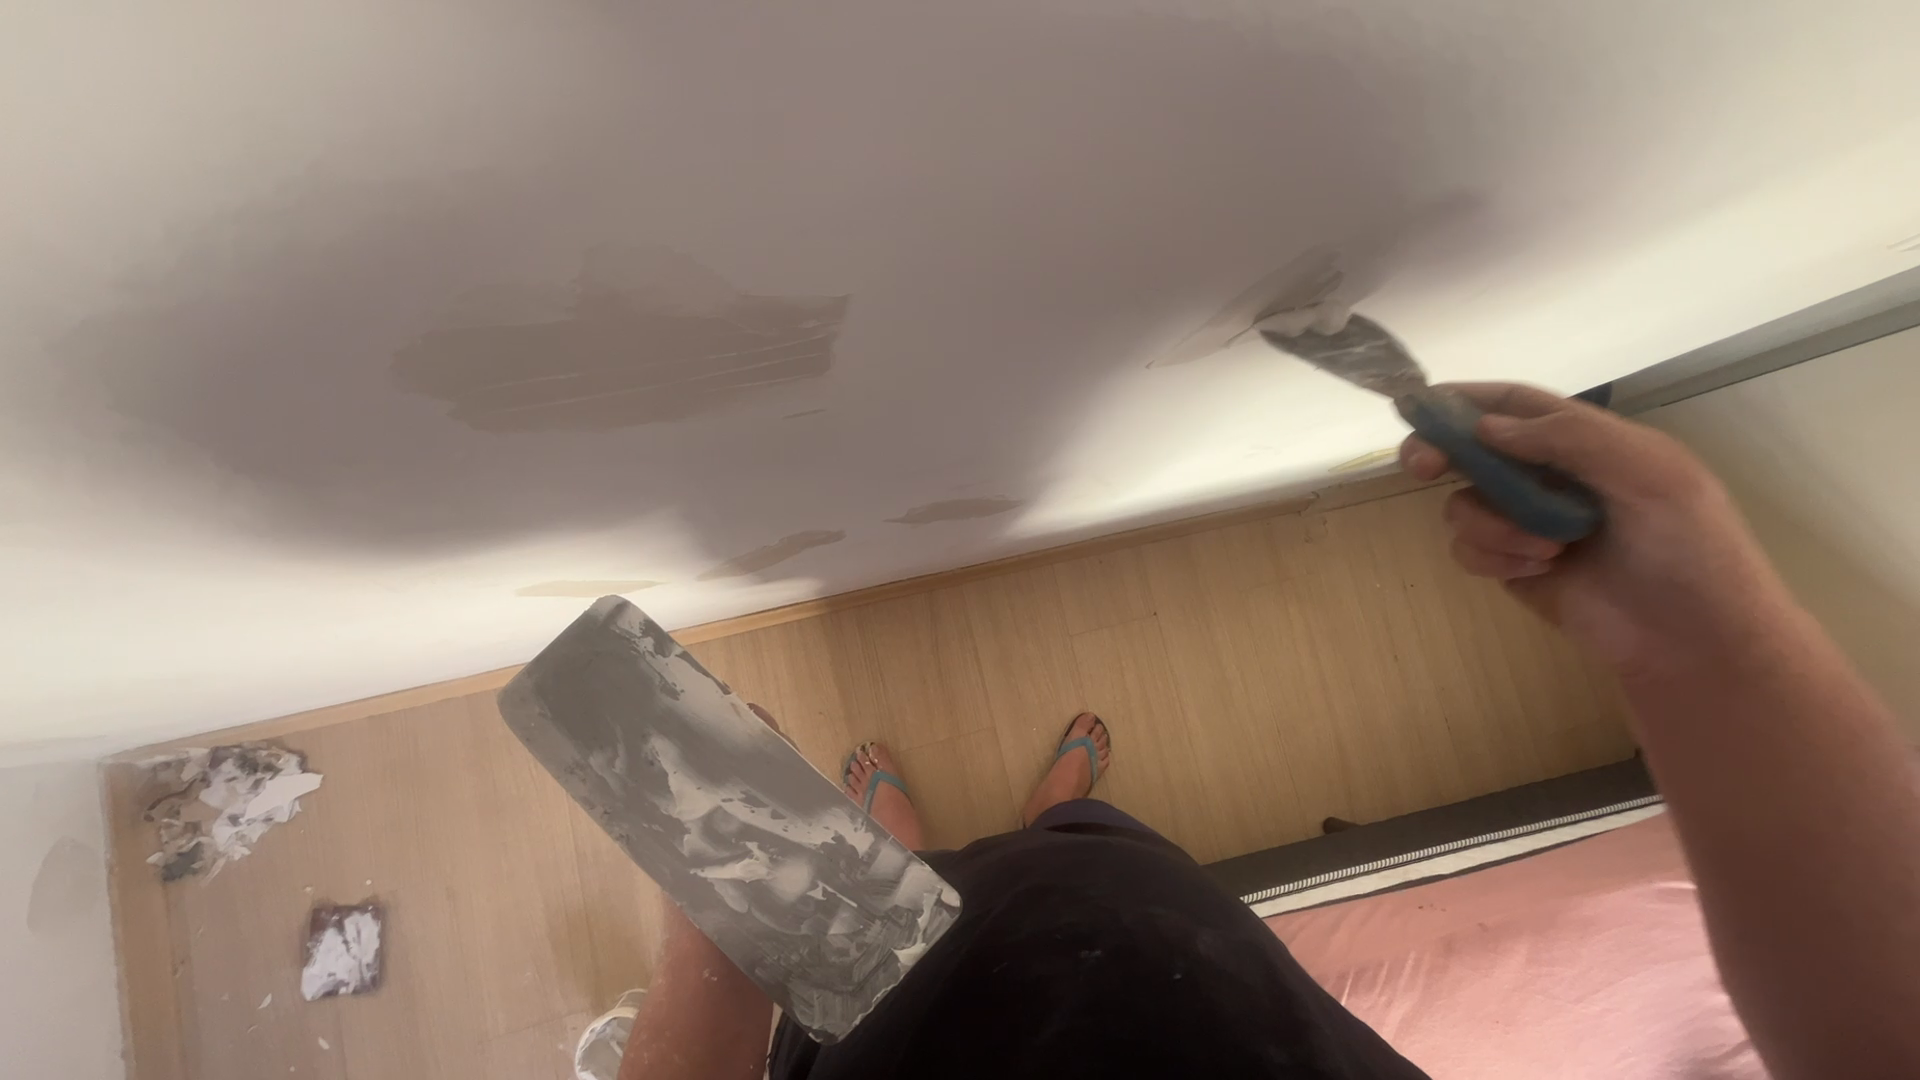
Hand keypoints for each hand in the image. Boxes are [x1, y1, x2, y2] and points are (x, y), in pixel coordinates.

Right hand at [1400, 383, 1786, 678]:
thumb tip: (1485, 427)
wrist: (1692, 638)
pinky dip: (1493, 556)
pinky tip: (1537, 569)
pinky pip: (1467, 549)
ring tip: (1544, 549)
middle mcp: (1545, 477)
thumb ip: (1571, 438)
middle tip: (1422, 468)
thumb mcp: (1651, 474)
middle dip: (1438, 454)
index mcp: (1583, 443)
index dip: (1463, 398)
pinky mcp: (1509, 563)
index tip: (1418, 405)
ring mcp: (1523, 522)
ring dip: (1490, 525)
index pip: (1513, 405)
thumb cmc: (1689, 547)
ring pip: (1462, 505)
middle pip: (1468, 451)